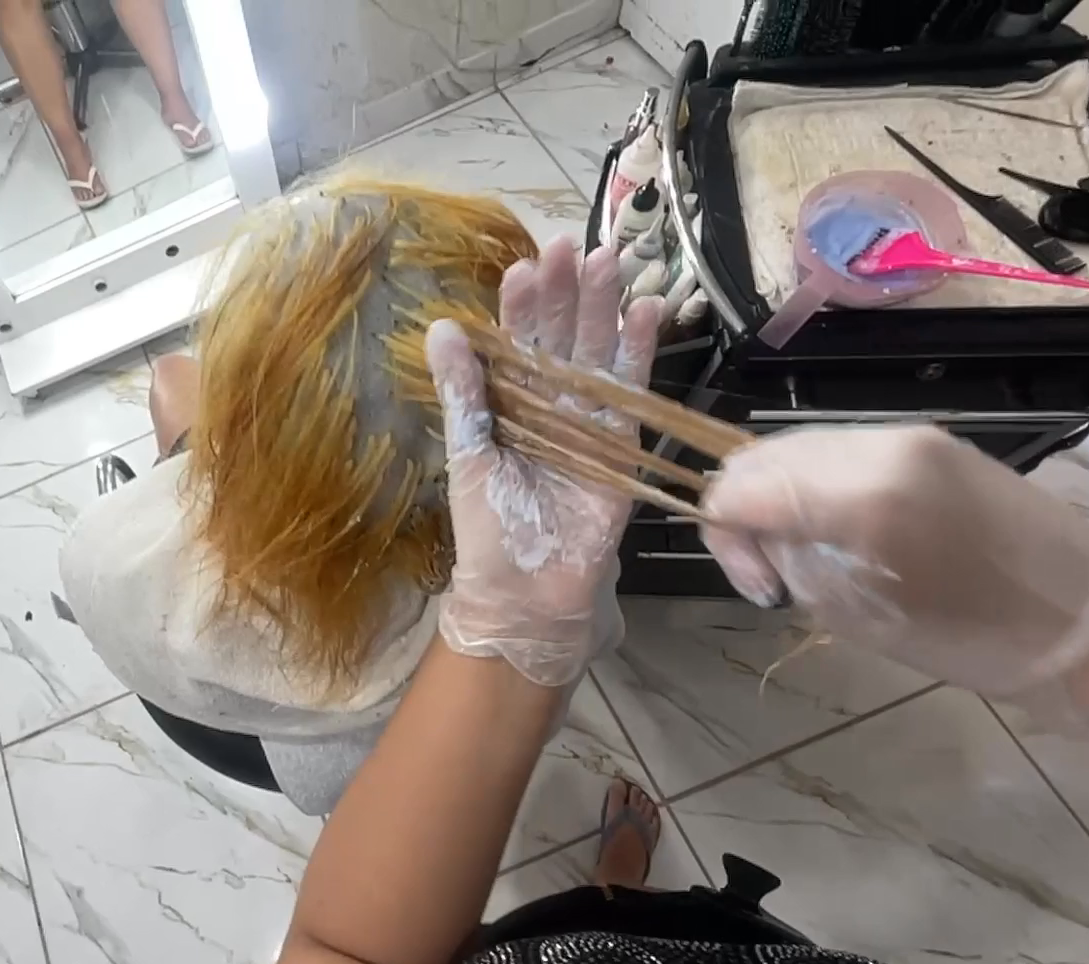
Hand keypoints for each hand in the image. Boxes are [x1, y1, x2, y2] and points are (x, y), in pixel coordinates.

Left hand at [427, 235, 662, 686]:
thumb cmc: (488, 528)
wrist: (527, 590)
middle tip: (569, 247)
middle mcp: (545, 405)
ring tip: (609, 260)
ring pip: (596, 354)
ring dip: (603, 309)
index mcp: (503, 406)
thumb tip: (441, 328)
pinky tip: (647, 310)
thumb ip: (462, 394)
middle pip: (558, 340)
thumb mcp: (468, 456)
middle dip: (564, 295)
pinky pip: (631, 392)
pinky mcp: (622, 444)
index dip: (519, 309)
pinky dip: (640, 352)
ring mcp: (586, 421)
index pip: (513, 346)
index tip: (523, 267)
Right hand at [699, 424, 1088, 744]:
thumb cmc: (965, 637)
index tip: (759, 584)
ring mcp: (899, 436)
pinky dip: (806, 482)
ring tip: (803, 542)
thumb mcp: (847, 609)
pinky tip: (832, 520)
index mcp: (858, 500)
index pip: (735, 491)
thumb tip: (750, 531)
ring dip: (773, 494)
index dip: (724, 536)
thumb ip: (784, 557)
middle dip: (742, 510)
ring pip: (786, 449)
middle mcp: (874, 450)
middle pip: (753, 459)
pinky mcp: (917, 438)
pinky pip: (827, 450)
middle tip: (770, 565)